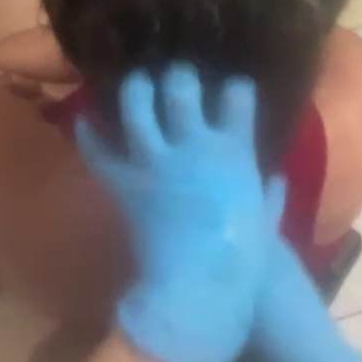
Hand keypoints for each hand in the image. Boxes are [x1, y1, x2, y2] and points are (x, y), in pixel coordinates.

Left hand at [77, 64, 285, 361]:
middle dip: (178, 75)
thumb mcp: (267, 222)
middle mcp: (193, 145)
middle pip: (181, 89)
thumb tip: (277, 179)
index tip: (233, 85)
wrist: (200, 288)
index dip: (234, 87)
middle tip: (176, 74)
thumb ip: (272, 196)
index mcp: (234, 151)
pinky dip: (89, 134)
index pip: (237, 98)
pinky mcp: (125, 183)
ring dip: (135, 89)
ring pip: (136, 106)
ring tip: (135, 83)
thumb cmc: (243, 258)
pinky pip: (100, 152)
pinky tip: (84, 119)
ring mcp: (155, 161)